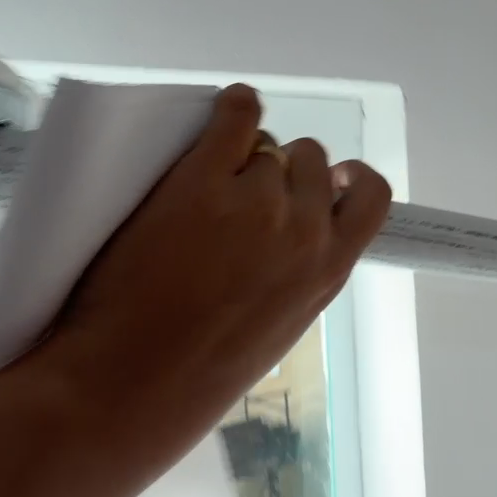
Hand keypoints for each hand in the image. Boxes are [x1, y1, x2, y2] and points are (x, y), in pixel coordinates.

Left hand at [22, 83, 390, 481]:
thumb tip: (291, 226)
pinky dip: (234, 108)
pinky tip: (223, 113)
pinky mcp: (203, 179)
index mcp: (329, 270)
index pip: (370, 196)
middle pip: (312, 161)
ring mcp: (256, 200)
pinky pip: (236, 114)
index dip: (345, 181)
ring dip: (247, 156)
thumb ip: (298, 271)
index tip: (324, 182)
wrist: (126, 388)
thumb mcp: (278, 326)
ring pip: (270, 144)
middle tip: (243, 193)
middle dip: (284, 171)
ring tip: (210, 183)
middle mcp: (305, 227)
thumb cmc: (197, 376)